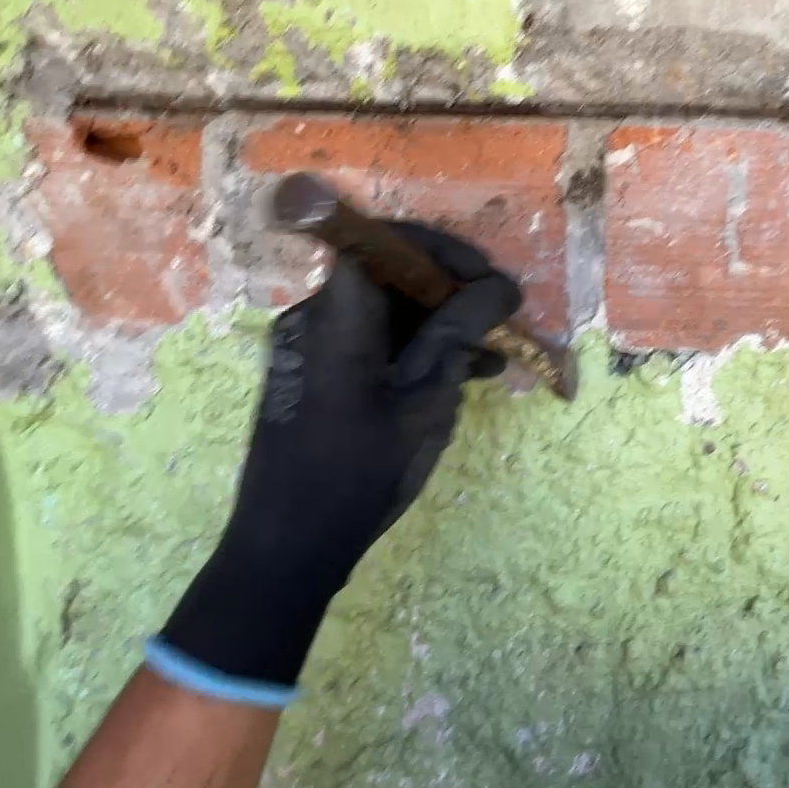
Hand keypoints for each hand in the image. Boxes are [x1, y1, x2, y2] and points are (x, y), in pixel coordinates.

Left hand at [155, 223, 520, 696]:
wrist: (288, 546)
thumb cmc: (360, 469)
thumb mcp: (426, 398)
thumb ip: (460, 333)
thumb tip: (500, 285)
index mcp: (335, 317)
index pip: (380, 241)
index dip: (438, 247)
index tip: (483, 276)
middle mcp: (315, 319)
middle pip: (390, 275)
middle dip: (453, 290)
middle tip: (499, 320)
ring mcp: (314, 347)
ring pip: (389, 311)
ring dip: (443, 324)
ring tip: (493, 357)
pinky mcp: (319, 374)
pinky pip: (377, 341)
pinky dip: (419, 348)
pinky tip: (463, 377)